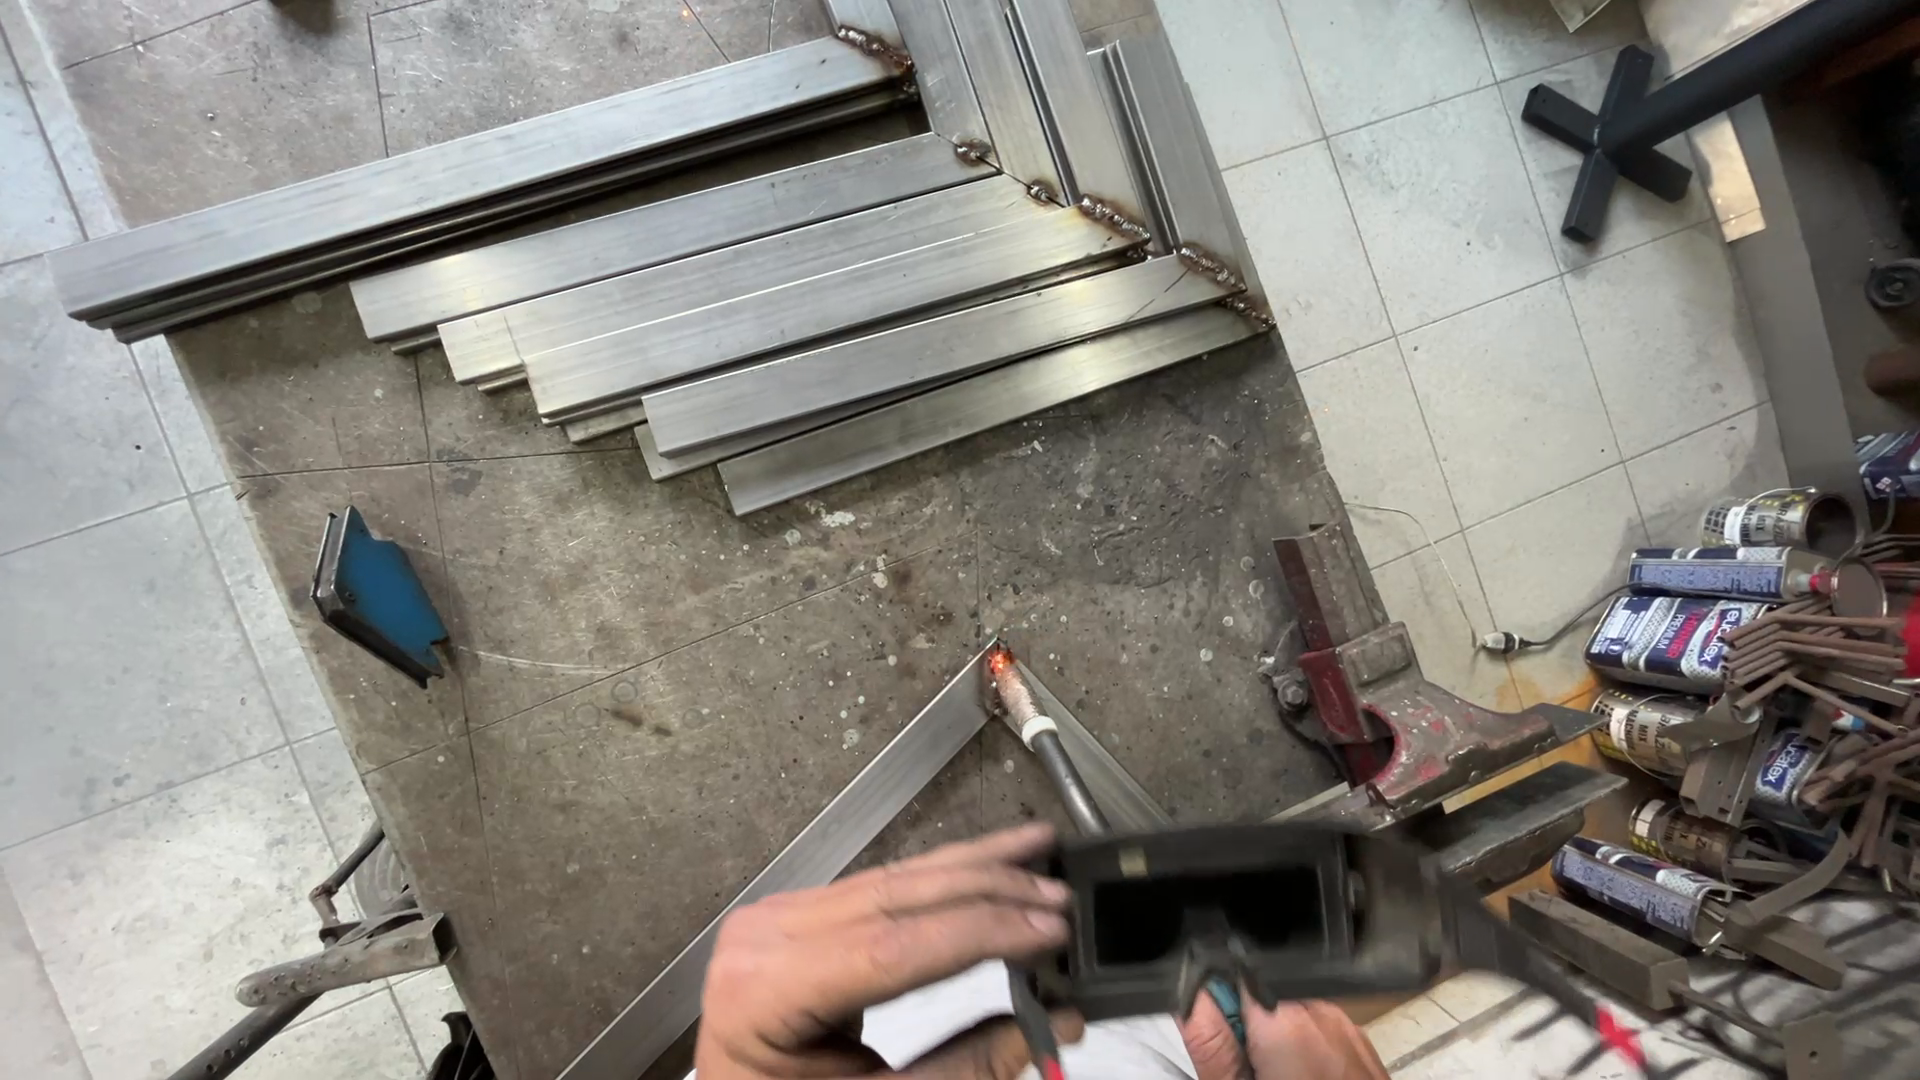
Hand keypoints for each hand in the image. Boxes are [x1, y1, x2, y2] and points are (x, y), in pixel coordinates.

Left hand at [696, 823, 1083, 1078]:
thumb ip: (962, 1067)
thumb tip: (1054, 1019)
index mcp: (767, 988)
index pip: (891, 947)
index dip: (978, 932)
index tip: (1049, 927)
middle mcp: (771, 931)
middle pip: (898, 896)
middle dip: (988, 889)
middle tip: (1057, 892)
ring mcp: (784, 911)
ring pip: (898, 876)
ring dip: (974, 865)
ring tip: (1036, 846)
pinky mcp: (805, 908)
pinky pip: (884, 884)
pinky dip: (942, 874)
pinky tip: (984, 860)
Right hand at [1180, 990, 1389, 1079]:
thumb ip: (1210, 1044)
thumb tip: (1187, 992)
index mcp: (1285, 1020)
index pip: (1227, 972)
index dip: (1211, 1000)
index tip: (1214, 1038)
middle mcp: (1321, 1012)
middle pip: (1257, 991)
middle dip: (1242, 1024)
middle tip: (1247, 1073)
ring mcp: (1348, 1029)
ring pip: (1286, 1013)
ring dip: (1272, 1040)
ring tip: (1275, 1079)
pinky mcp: (1362, 1047)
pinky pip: (1317, 1032)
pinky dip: (1302, 1052)